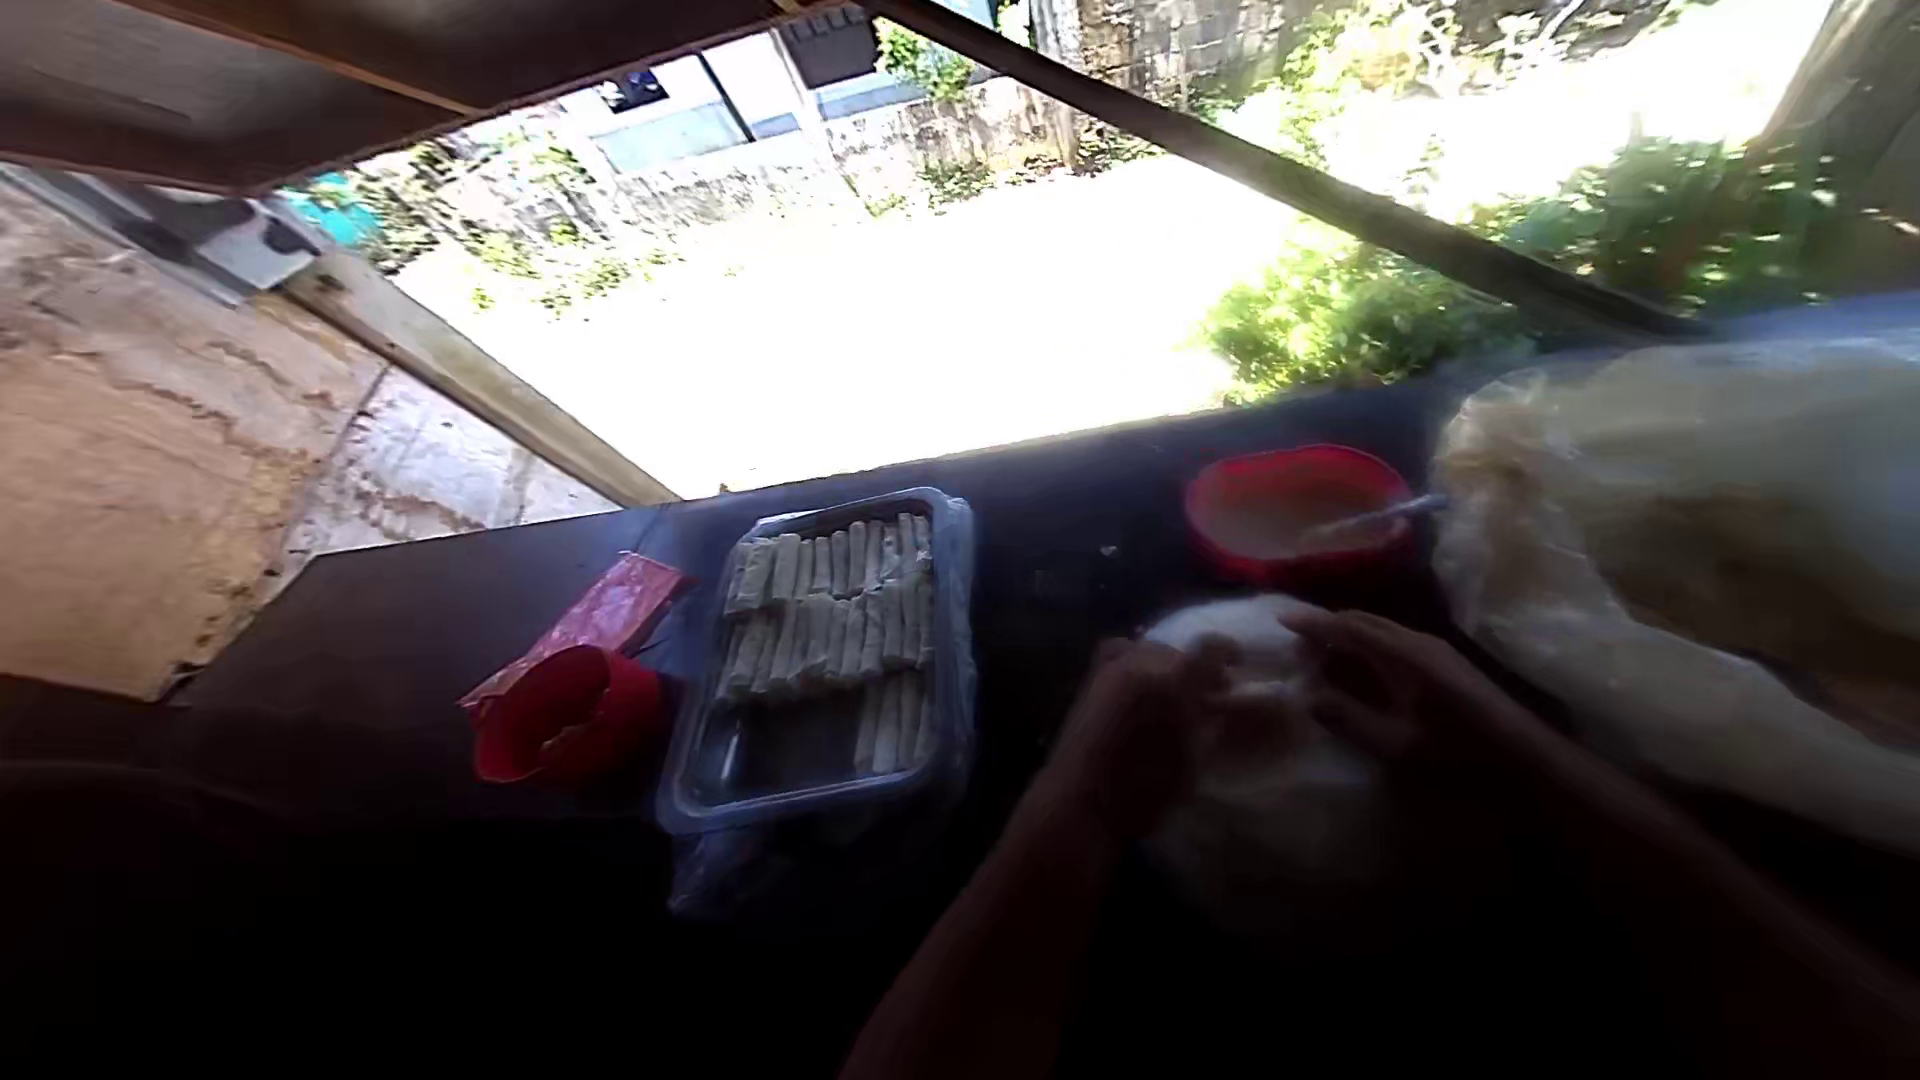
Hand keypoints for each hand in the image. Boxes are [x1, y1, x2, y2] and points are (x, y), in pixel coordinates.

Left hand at [1034, 638, 1234, 839]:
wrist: (1082, 800)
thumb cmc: (1146, 791)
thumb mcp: (1193, 760)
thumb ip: (1212, 726)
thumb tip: (1223, 707)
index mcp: (1172, 682)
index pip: (1207, 648)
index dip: (1226, 650)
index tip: (1237, 663)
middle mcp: (1139, 664)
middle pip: (1175, 649)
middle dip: (1195, 665)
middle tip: (1207, 690)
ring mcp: (1110, 669)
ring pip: (1146, 647)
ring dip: (1164, 662)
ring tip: (1173, 688)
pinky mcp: (1089, 680)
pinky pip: (1118, 653)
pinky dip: (1134, 660)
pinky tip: (1141, 685)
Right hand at [1280, 609, 1549, 778]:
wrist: (1533, 766)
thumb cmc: (1460, 757)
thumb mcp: (1395, 745)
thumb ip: (1347, 718)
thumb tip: (1308, 695)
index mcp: (1402, 656)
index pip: (1346, 627)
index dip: (1311, 622)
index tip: (1281, 620)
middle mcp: (1417, 642)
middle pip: (1361, 619)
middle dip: (1326, 625)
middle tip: (1297, 643)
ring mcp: (1435, 650)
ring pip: (1378, 627)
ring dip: (1346, 634)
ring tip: (1321, 655)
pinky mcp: (1445, 662)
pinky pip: (1392, 638)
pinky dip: (1364, 643)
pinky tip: (1358, 667)